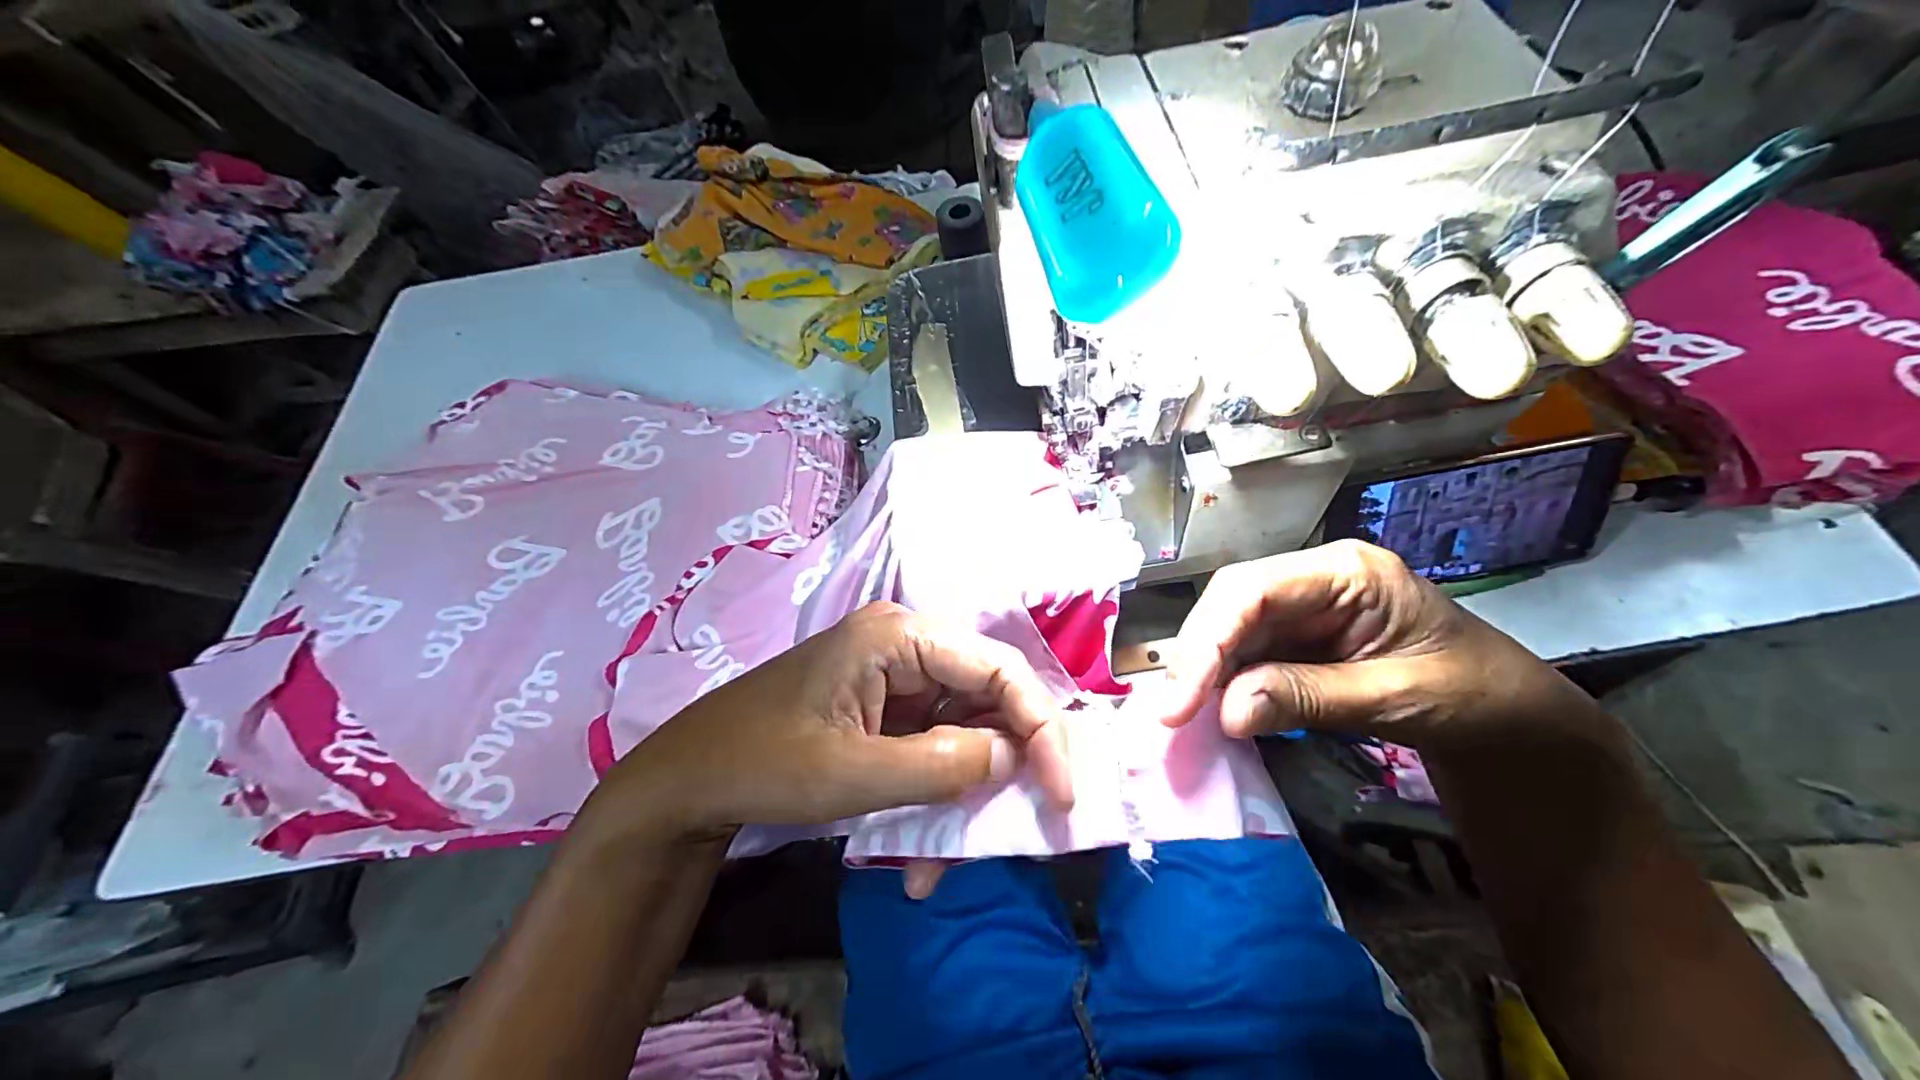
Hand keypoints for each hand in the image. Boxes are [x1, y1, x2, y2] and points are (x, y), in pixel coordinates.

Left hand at [582, 602, 1073, 851]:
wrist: (691, 778)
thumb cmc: (763, 764)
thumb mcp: (852, 775)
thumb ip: (941, 766)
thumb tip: (1013, 759)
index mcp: (898, 636)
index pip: (997, 670)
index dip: (1040, 727)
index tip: (1062, 791)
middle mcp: (906, 646)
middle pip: (988, 699)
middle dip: (1004, 768)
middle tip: (1024, 824)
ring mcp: (896, 678)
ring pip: (965, 731)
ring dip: (965, 796)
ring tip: (939, 863)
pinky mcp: (886, 710)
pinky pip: (935, 748)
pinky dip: (938, 797)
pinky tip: (917, 854)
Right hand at [1154, 540, 1595, 747]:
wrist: (1512, 717)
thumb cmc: (1474, 695)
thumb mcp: (1397, 697)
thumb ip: (1309, 697)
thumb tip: (1226, 713)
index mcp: (1348, 572)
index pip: (1254, 591)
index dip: (1209, 640)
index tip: (1182, 699)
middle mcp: (1314, 579)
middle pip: (1231, 603)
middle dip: (1198, 655)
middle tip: (1174, 712)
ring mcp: (1303, 607)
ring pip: (1229, 627)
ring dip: (1204, 671)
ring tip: (1184, 714)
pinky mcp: (1297, 637)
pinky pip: (1245, 652)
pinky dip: (1223, 682)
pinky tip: (1210, 707)